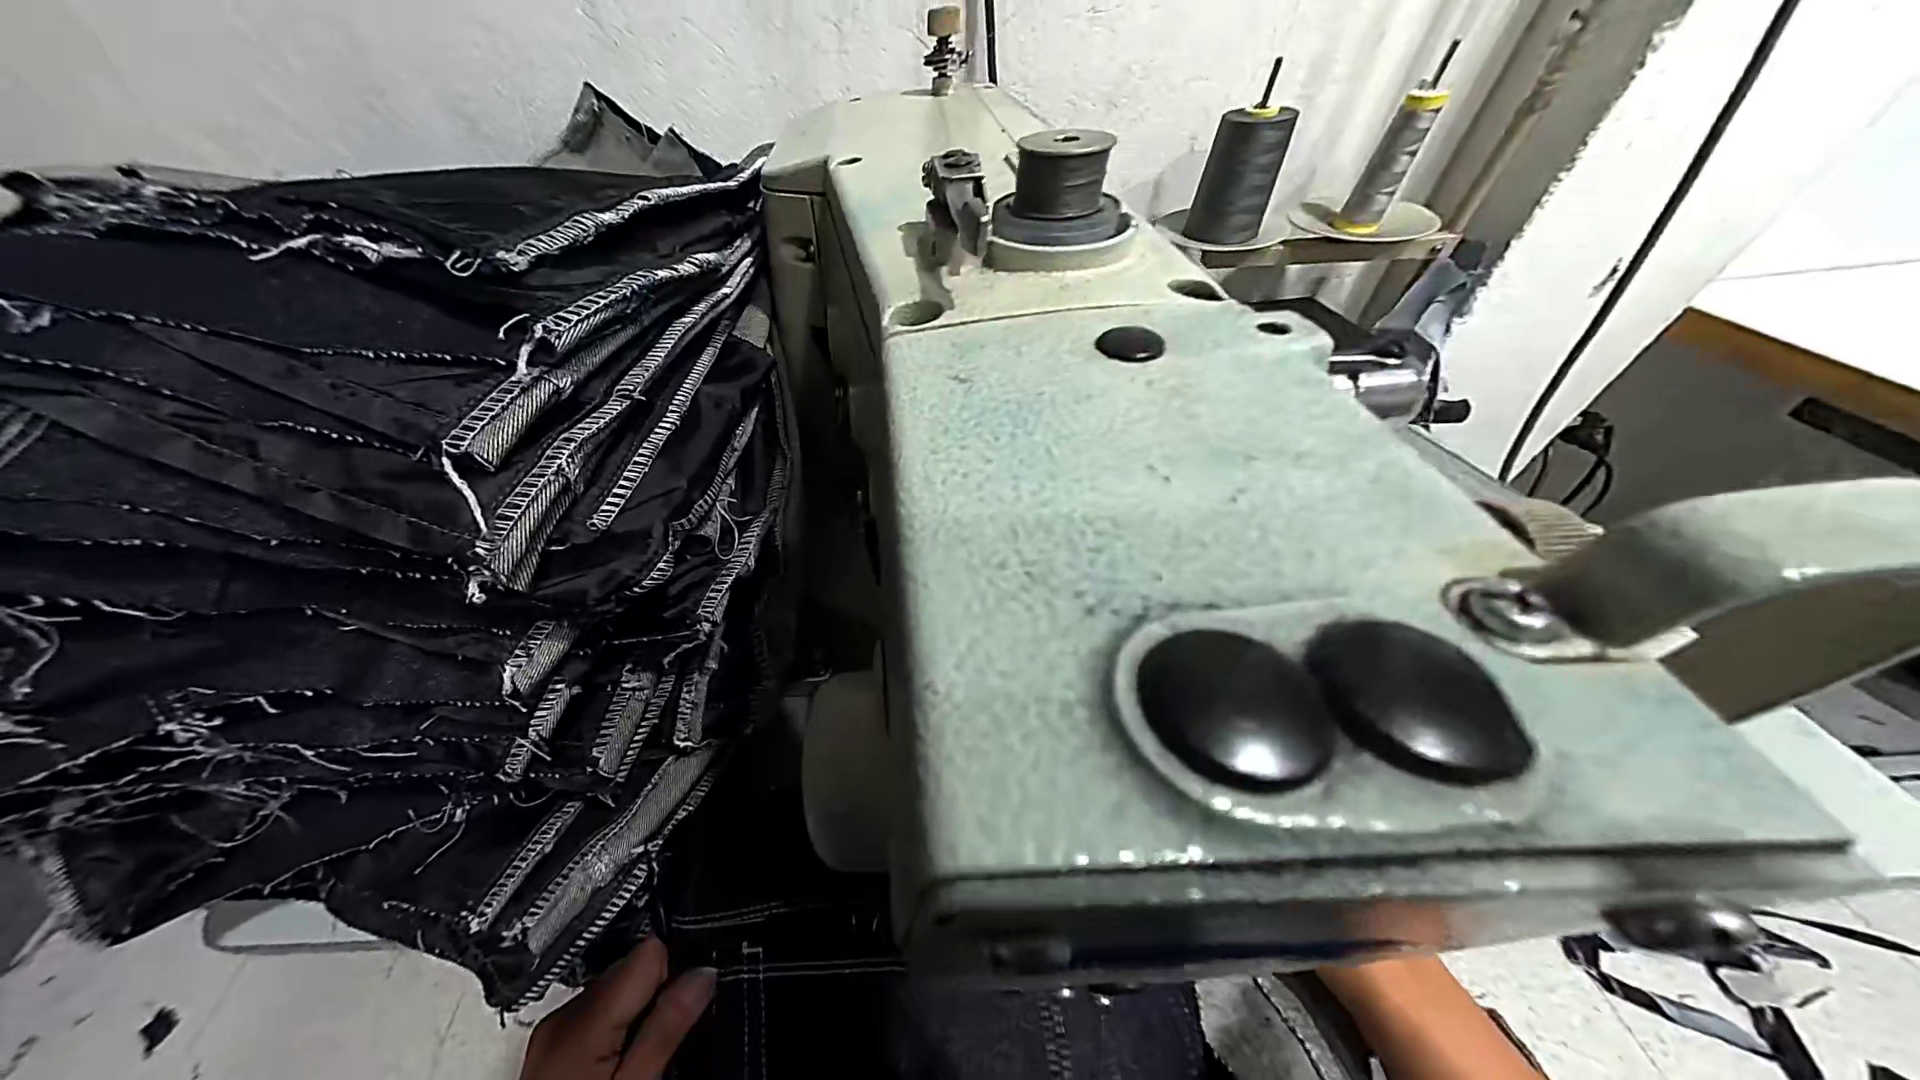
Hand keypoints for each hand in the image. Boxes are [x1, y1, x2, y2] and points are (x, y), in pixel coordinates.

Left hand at [520, 937, 716, 1079]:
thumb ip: (668, 1027)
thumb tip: (703, 973)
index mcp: (584, 1021)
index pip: (648, 951)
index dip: (674, 972)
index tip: (683, 1004)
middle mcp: (563, 1016)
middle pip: (631, 967)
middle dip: (657, 993)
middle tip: (664, 1042)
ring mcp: (553, 1031)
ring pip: (617, 988)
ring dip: (639, 1009)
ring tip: (642, 1056)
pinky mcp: (552, 1045)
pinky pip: (599, 1010)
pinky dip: (619, 1024)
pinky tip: (620, 1061)